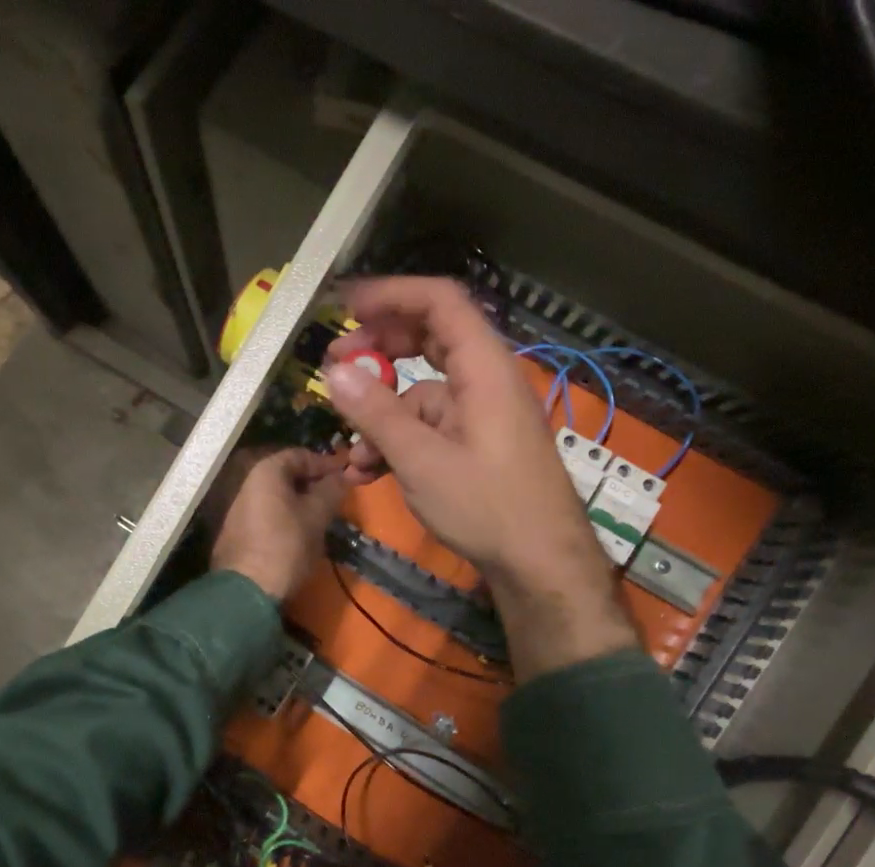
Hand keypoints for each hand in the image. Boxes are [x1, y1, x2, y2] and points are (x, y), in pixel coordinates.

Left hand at [208, 447, 348, 600]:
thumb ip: (332, 490)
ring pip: (276, 495)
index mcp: (266, 471)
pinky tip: (299, 531)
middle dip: (312, 484)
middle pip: (286, 474)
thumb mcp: (317, 516)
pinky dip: (285, 515)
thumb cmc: (286, 545)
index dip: (326, 464)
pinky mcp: (236, 530)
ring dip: (299, 501)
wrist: (247, 590)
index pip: (301, 455)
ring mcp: (237, 506)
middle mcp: (247, 481)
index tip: (347, 477)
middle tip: (336, 497)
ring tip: (322, 516)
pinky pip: (266, 512)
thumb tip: (344, 475)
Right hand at [323, 277, 637, 676]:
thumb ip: (375, 412)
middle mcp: (485, 380)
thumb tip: (334, 372)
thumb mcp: (421, 459)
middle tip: (335, 365)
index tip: (343, 306)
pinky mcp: (476, 444)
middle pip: (428, 340)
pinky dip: (397, 441)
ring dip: (380, 414)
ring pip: (421, 392)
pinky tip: (367, 473)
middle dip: (377, 350)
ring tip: (349, 452)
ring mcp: (481, 414)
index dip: (391, 294)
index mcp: (483, 367)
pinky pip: (429, 427)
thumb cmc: (487, 505)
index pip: (439, 301)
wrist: (540, 563)